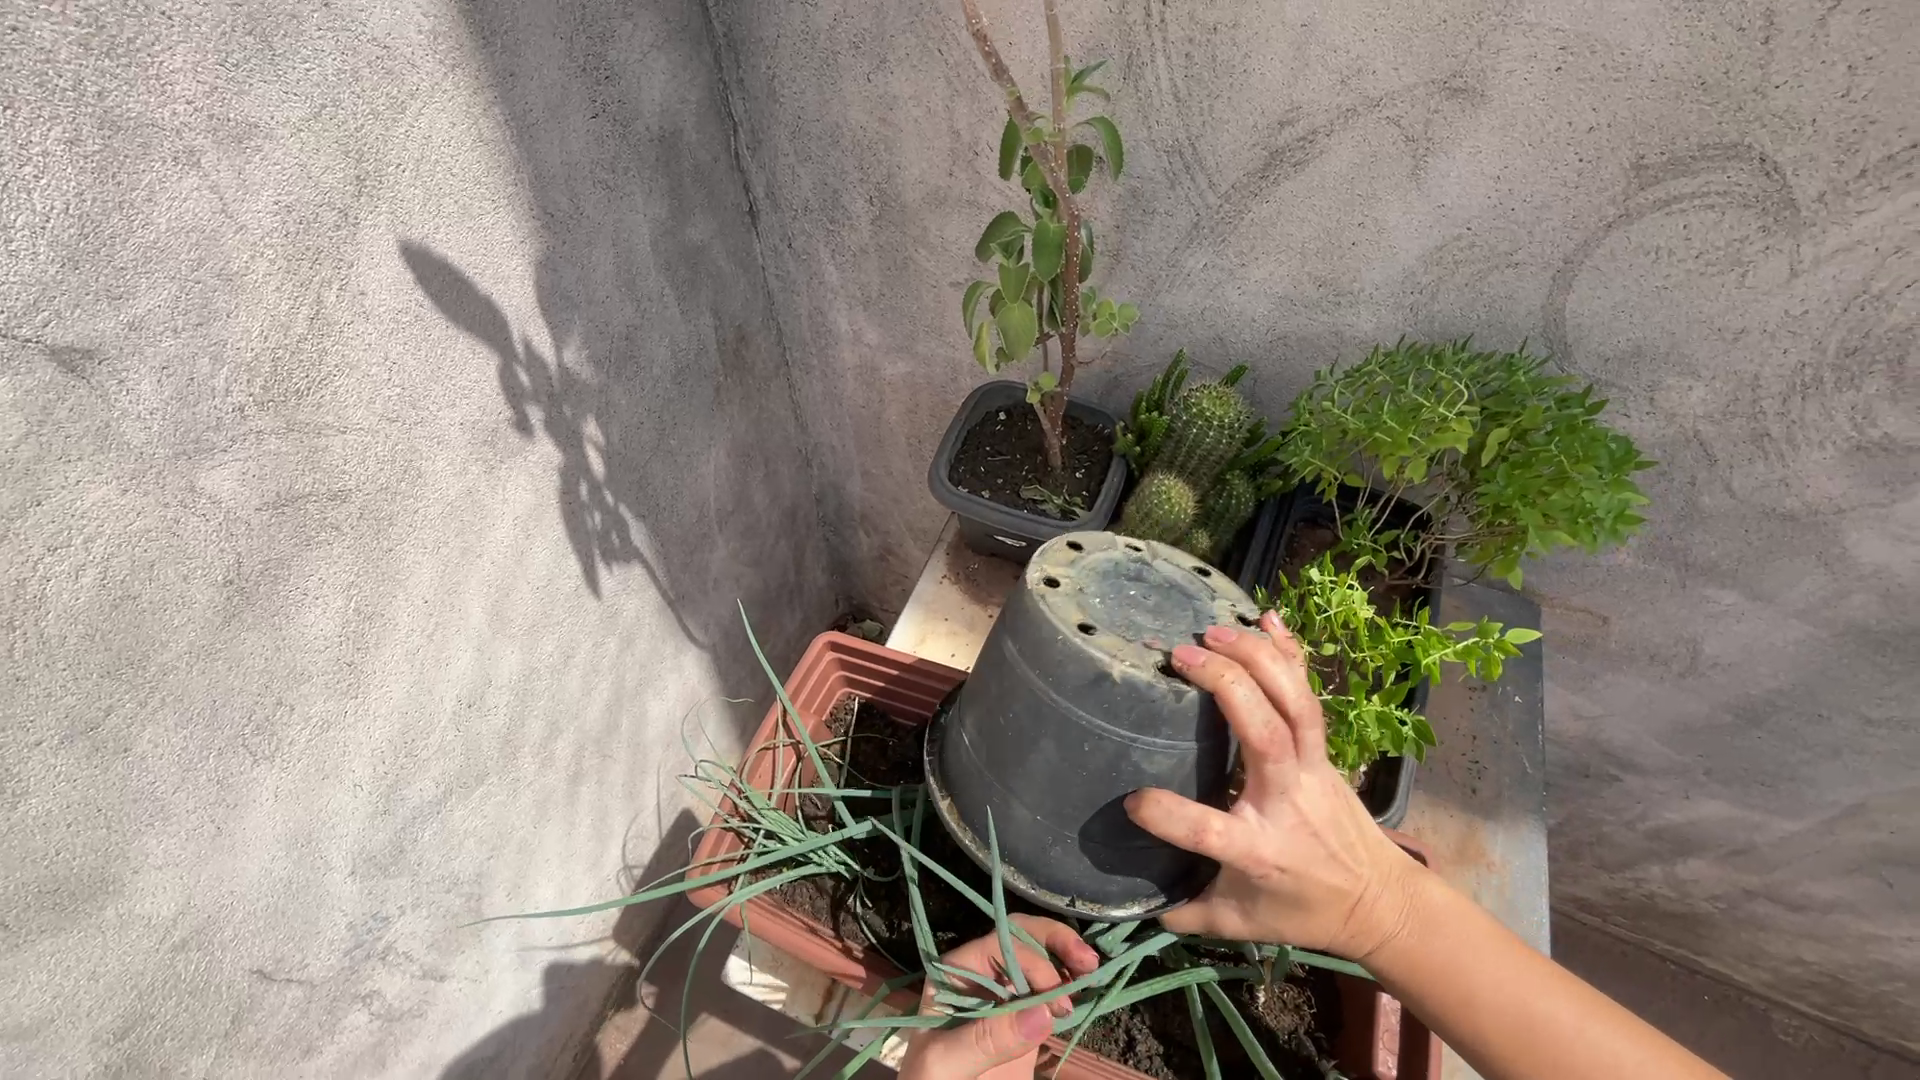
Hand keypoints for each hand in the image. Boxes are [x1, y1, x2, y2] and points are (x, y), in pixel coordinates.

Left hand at [897, 915, 1100, 1079]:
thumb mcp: (944, 1062)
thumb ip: (987, 1038)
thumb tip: (1043, 1012)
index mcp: (959, 970)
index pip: (1000, 943)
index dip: (1032, 960)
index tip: (1054, 997)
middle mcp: (985, 974)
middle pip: (1024, 937)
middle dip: (1057, 941)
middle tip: (1089, 962)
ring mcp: (1008, 996)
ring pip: (1043, 958)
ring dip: (1069, 959)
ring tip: (1093, 973)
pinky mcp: (1027, 1020)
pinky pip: (1052, 992)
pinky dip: (1072, 986)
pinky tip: (1087, 990)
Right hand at [1124, 611, 1425, 959]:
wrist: (1381, 902)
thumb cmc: (1301, 910)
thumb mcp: (1236, 923)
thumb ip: (1183, 910)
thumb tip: (1127, 896)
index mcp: (1258, 850)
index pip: (1209, 830)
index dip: (1168, 815)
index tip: (1132, 800)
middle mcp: (1288, 801)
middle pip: (1265, 735)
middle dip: (1226, 687)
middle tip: (1182, 655)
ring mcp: (1313, 770)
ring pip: (1295, 704)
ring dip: (1257, 658)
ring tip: (1215, 630)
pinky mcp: (1326, 752)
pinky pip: (1310, 694)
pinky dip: (1292, 652)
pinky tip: (1269, 617)